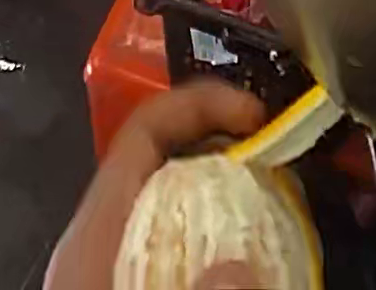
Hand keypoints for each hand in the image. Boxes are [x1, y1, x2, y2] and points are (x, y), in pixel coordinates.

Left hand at [43, 80, 266, 289]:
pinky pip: (180, 237)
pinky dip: (218, 228)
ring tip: (276, 197)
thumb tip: (241, 270)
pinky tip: (251, 256)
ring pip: (175, 194)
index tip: (258, 118)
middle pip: (164, 153)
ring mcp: (116, 266)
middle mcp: (103, 237)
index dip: (201, 104)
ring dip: (227, 184)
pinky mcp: (133, 286)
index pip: (144, 130)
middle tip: (279, 156)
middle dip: (224, 140)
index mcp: (96, 234)